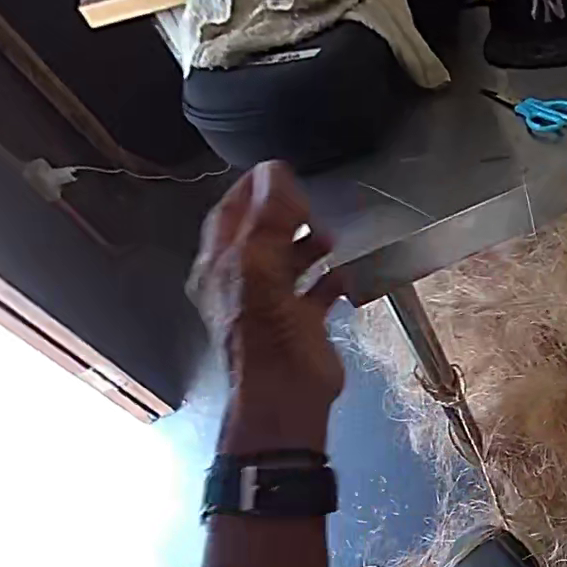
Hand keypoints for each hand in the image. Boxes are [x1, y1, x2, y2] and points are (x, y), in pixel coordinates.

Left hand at [189, 162, 343, 448]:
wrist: (287, 395)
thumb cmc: (267, 335)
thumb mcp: (261, 268)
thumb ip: (269, 219)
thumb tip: (276, 173)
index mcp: (221, 266)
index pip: (230, 212)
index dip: (253, 188)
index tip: (280, 171)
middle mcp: (242, 282)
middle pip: (261, 235)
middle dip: (285, 215)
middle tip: (311, 200)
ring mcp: (271, 305)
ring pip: (288, 262)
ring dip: (308, 245)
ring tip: (330, 231)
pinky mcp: (300, 324)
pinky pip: (315, 291)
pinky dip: (330, 279)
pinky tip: (346, 272)